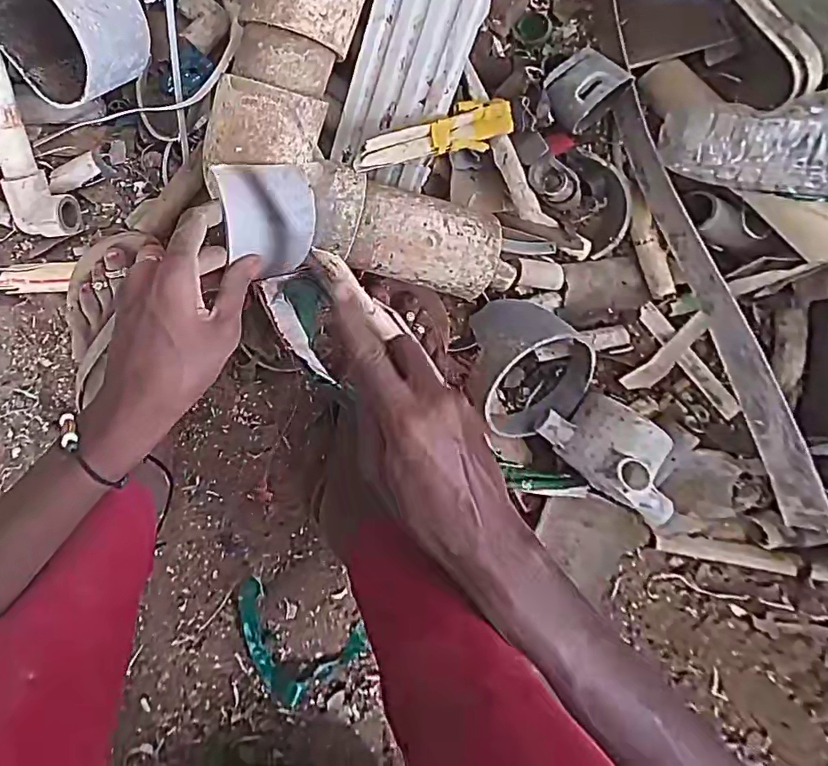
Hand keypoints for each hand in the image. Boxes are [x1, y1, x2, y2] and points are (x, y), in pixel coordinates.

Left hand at [79, 208, 261, 479]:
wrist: (134, 403)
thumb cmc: (181, 371)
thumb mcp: (222, 329)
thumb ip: (236, 287)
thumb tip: (250, 261)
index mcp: (174, 272)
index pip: (192, 227)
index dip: (211, 217)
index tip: (226, 213)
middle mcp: (148, 272)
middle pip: (182, 248)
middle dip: (209, 255)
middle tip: (234, 271)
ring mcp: (132, 287)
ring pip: (165, 263)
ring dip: (189, 270)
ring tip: (214, 293)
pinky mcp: (125, 303)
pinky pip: (151, 279)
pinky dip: (172, 282)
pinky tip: (190, 306)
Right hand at [326, 278, 530, 585]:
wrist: (489, 540)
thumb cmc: (429, 517)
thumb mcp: (378, 474)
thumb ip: (365, 423)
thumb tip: (359, 392)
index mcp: (402, 416)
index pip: (368, 353)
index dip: (349, 316)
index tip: (338, 287)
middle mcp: (433, 398)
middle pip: (397, 342)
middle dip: (375, 341)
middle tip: (358, 352)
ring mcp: (456, 401)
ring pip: (417, 362)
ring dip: (396, 368)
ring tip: (388, 401)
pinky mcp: (469, 410)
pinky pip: (434, 383)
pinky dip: (415, 389)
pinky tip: (413, 423)